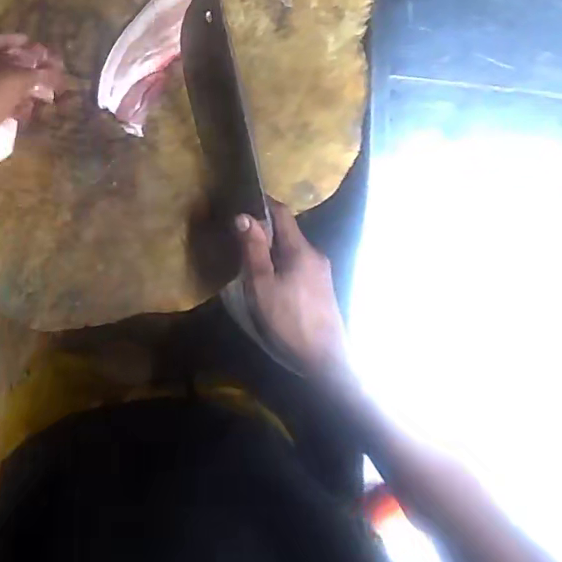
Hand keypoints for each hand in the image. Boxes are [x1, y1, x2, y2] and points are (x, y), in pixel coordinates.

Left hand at [0, 34, 63, 154]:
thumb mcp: (17, 80)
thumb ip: (37, 73)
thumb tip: (53, 71)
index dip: (16, 39)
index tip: (33, 42)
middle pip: (3, 65)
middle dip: (26, 68)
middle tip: (45, 71)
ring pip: (3, 88)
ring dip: (23, 89)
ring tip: (42, 94)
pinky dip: (14, 106)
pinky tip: (27, 112)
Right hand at [235, 200, 350, 379]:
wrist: (326, 362)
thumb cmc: (289, 320)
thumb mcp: (262, 284)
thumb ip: (253, 249)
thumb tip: (244, 215)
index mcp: (301, 249)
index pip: (282, 213)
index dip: (262, 203)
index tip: (240, 200)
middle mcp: (315, 255)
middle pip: (286, 231)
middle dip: (262, 227)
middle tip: (236, 231)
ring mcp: (320, 272)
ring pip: (290, 248)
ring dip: (270, 247)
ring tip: (246, 253)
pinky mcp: (320, 288)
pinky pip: (296, 263)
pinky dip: (278, 261)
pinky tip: (266, 276)